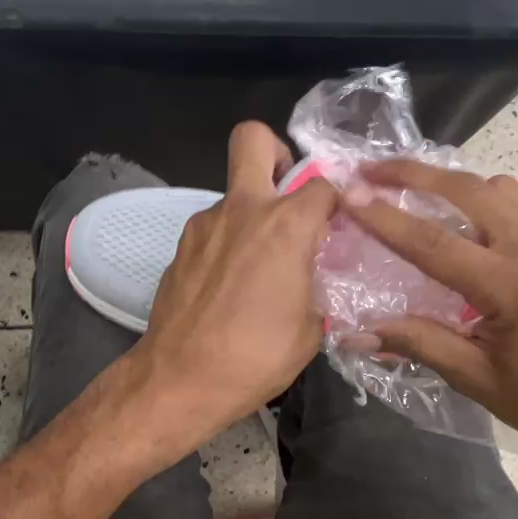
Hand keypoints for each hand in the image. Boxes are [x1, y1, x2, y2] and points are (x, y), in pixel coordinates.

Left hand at [127, 122, 337, 446]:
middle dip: (275, 153)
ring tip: (258, 267)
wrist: (179, 379)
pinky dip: (225, 246)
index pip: (324, 184)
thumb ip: (318, 286)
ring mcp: (203, 227)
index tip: (339, 224)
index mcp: (286, 225)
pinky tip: (229, 287)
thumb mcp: (310, 329)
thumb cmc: (254, 357)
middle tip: (287, 192)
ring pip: (231, 196)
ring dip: (250, 216)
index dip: (337, 200)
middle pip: (253, 140)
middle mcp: (242, 211)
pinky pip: (211, 232)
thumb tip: (312, 276)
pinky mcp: (178, 250)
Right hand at [342, 161, 517, 461]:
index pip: (435, 244)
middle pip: (469, 190)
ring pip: (500, 188)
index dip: (386, 218)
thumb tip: (356, 333)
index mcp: (514, 288)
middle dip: (415, 173)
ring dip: (453, 184)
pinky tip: (465, 224)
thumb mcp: (475, 377)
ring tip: (415, 192)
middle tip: (373, 170)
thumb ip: (418, 343)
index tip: (351, 193)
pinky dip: (485, 202)